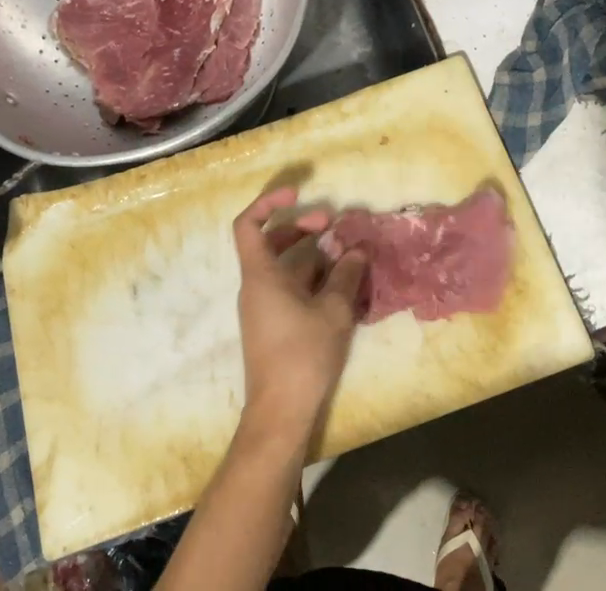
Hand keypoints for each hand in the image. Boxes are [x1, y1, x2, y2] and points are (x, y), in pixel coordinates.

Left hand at [231, 186, 366, 444]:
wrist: (281, 410)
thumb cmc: (302, 355)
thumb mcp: (333, 311)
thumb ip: (345, 275)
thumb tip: (357, 248)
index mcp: (260, 275)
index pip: (248, 225)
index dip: (269, 203)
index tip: (299, 195)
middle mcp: (256, 286)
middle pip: (271, 242)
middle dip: (301, 227)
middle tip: (333, 224)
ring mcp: (264, 306)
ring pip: (285, 266)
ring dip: (313, 254)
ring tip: (346, 252)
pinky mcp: (275, 324)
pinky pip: (291, 287)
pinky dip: (313, 278)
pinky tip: (341, 284)